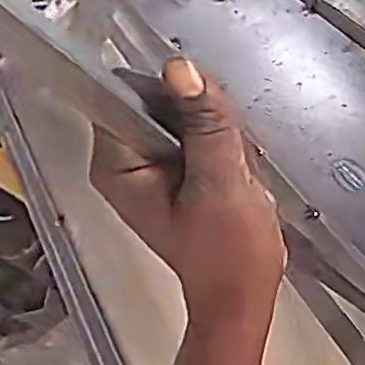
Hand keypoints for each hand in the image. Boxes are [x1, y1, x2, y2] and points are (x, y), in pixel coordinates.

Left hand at [90, 59, 285, 325]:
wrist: (245, 295)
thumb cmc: (229, 252)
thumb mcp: (221, 184)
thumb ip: (205, 125)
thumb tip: (183, 69)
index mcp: (119, 166)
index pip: (130, 98)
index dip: (171, 92)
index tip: (210, 107)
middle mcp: (128, 165)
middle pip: (159, 106)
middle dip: (202, 116)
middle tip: (232, 148)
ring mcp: (155, 172)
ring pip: (184, 121)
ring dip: (218, 134)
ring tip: (238, 165)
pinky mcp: (181, 178)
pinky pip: (199, 141)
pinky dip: (223, 148)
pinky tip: (239, 171)